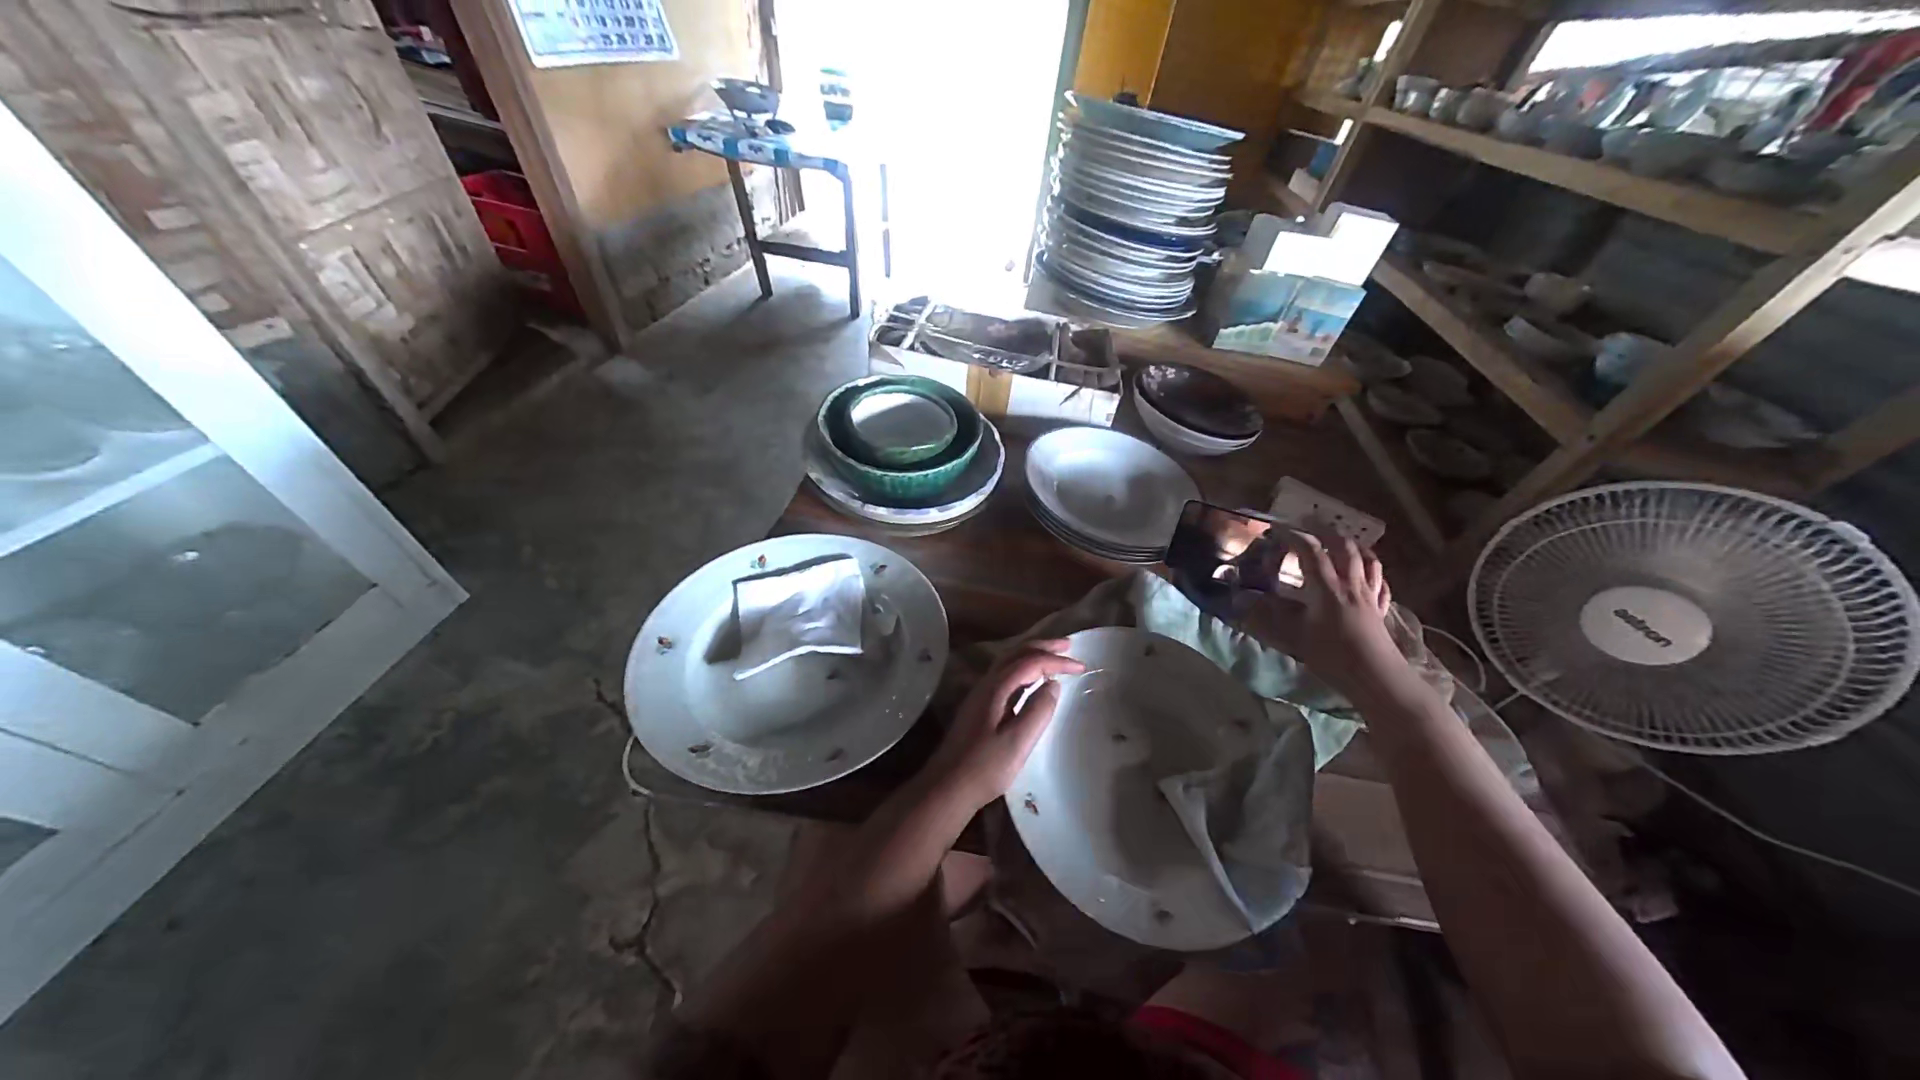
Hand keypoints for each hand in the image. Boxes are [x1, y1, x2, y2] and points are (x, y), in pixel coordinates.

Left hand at [928, 639, 1084, 809]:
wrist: (947, 786)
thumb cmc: (984, 767)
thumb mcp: (1018, 742)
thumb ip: (1038, 711)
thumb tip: (1053, 684)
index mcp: (995, 688)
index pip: (1029, 662)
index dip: (1056, 661)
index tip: (1081, 667)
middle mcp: (986, 685)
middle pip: (1015, 654)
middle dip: (1043, 647)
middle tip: (1069, 646)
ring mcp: (980, 695)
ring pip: (1008, 664)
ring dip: (1032, 656)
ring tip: (1055, 658)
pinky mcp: (980, 708)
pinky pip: (1005, 677)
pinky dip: (1024, 671)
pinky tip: (1033, 683)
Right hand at [1239, 531, 1413, 705]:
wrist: (1377, 679)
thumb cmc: (1333, 657)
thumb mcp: (1295, 638)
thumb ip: (1271, 618)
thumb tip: (1243, 603)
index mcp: (1327, 588)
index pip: (1311, 552)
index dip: (1295, 537)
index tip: (1280, 530)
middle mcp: (1350, 585)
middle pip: (1344, 548)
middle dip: (1328, 532)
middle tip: (1312, 525)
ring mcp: (1370, 596)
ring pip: (1367, 561)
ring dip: (1354, 546)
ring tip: (1343, 541)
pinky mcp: (1381, 610)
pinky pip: (1380, 583)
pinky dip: (1372, 573)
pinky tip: (1367, 576)